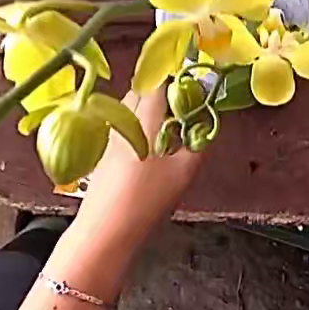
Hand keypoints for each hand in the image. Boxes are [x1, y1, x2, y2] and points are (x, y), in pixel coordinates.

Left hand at [76, 88, 203, 228]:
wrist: (104, 231)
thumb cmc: (148, 198)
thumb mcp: (185, 172)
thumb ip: (198, 143)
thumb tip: (207, 125)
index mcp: (143, 118)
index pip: (157, 83)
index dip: (174, 78)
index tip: (191, 84)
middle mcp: (122, 121)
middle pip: (139, 90)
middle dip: (161, 90)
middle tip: (183, 103)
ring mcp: (108, 135)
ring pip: (127, 107)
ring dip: (147, 106)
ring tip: (168, 123)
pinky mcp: (101, 151)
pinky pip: (121, 125)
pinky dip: (136, 123)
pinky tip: (149, 144)